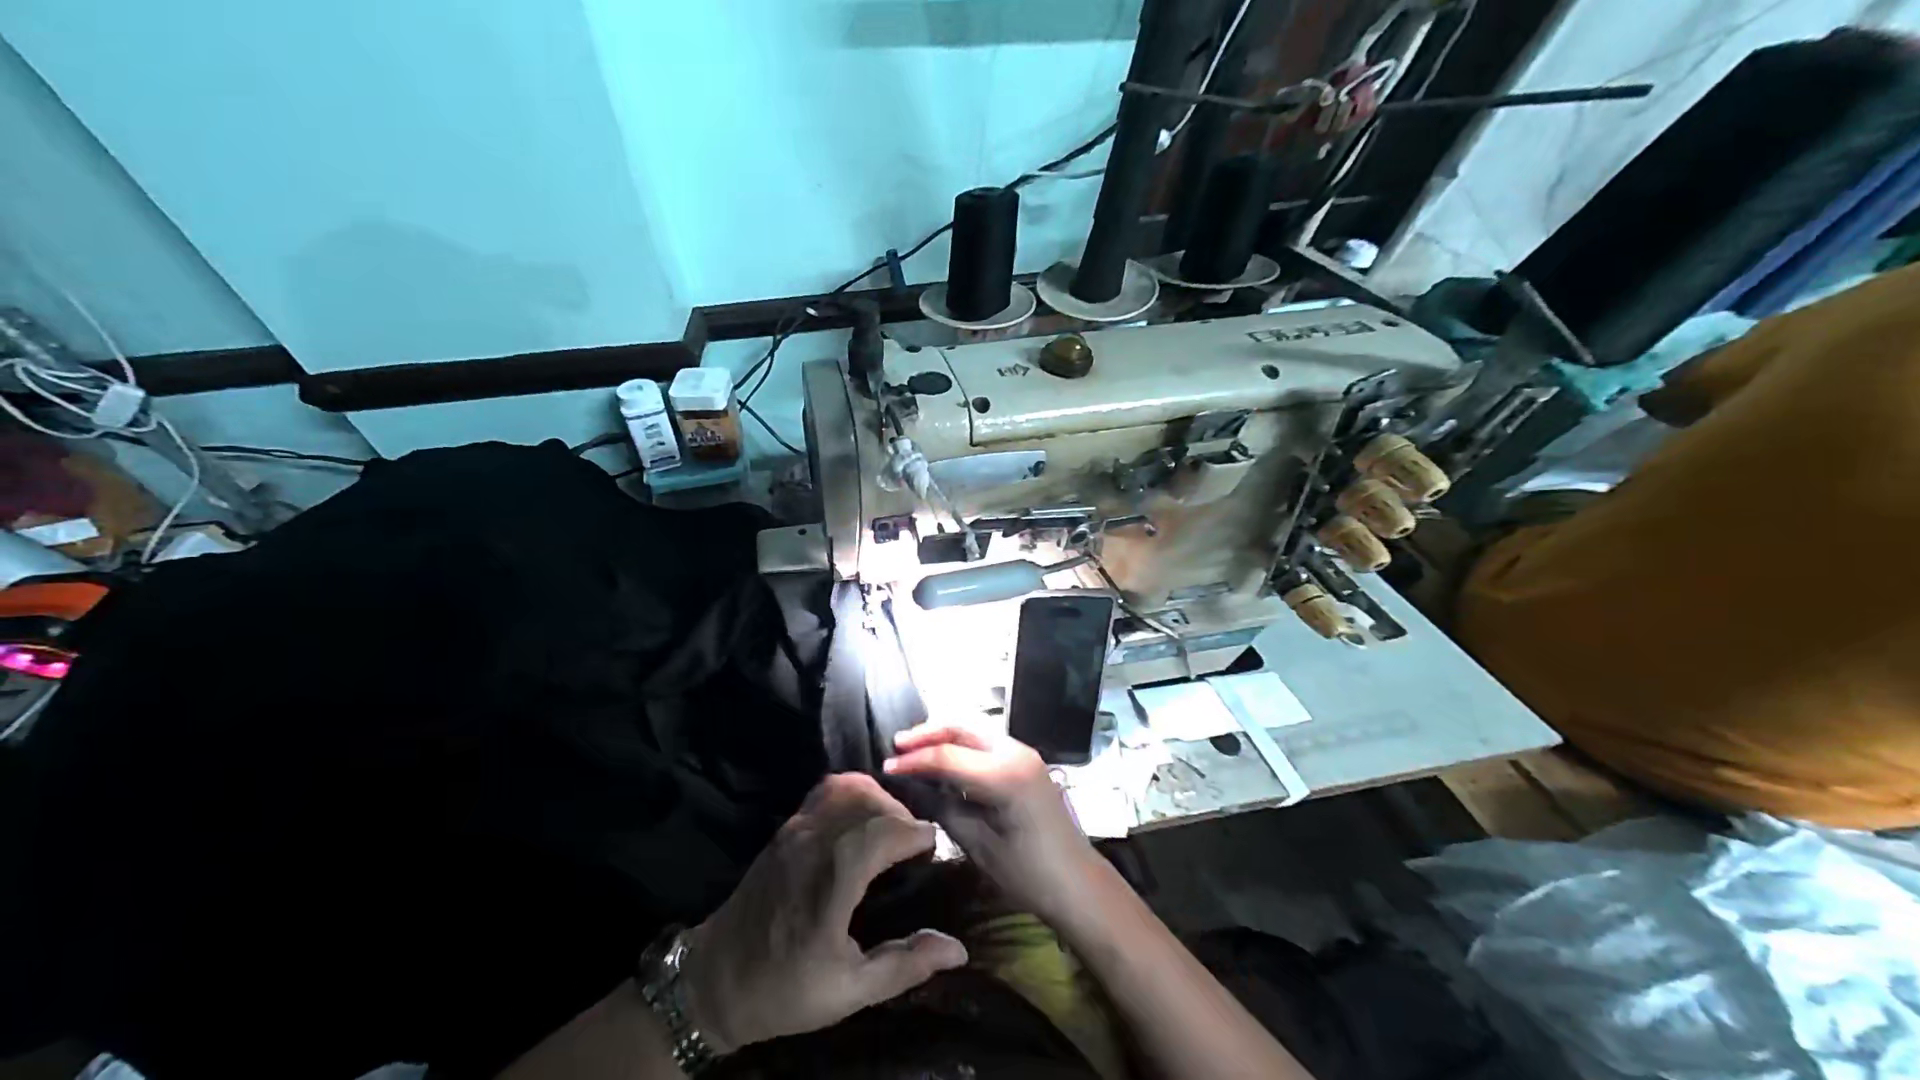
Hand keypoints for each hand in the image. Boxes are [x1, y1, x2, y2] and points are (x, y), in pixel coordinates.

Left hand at [678, 773, 966, 1054]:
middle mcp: (812, 845)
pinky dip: (853, 793)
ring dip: (878, 799)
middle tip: (916, 845)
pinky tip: (863, 821)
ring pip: (848, 787)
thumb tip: (958, 949)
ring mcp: (795, 830)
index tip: (935, 847)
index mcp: (829, 885)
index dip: (915, 833)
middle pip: (869, 801)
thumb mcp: (849, 992)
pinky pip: (826, 790)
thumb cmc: (784, 990)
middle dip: (902, 815)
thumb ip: (904, 965)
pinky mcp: (785, 827)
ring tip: (891, 830)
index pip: (882, 833)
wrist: (713, 979)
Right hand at [885, 723, 1099, 920]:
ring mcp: (1025, 754)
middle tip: (897, 745)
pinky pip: (987, 742)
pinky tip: (944, 758)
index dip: (914, 760)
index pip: (948, 756)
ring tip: (914, 748)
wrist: (1079, 884)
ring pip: (976, 729)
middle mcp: (1016, 753)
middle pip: (963, 727)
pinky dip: (962, 744)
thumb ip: (945, 809)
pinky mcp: (1027, 762)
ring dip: (945, 734)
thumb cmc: (1029, 874)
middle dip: (928, 732)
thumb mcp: (979, 845)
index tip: (886, 766)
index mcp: (1006, 775)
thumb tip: (914, 786)